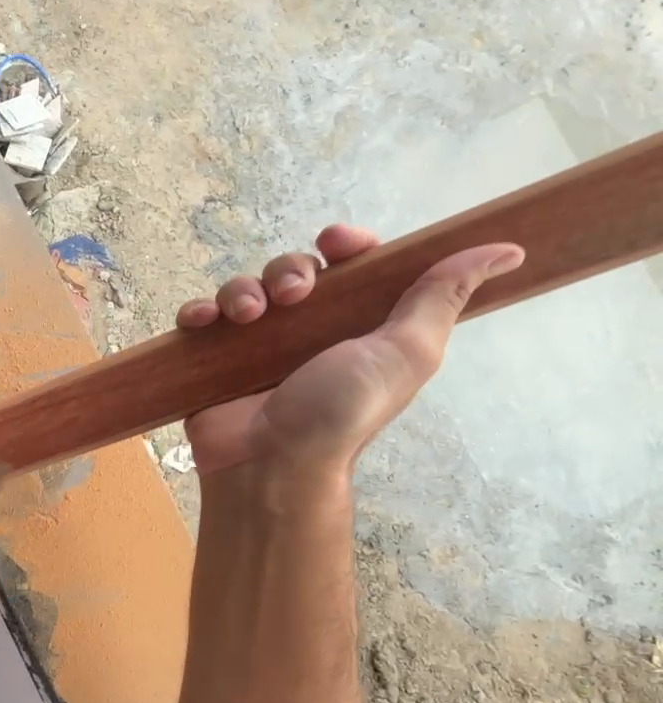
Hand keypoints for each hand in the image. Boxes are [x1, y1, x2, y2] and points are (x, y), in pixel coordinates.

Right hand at [175, 225, 523, 475]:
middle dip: (287, 271)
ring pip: (242, 291)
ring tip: (245, 316)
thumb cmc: (341, 410)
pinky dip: (197, 313)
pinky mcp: (209, 362)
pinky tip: (201, 322)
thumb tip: (506, 250)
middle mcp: (302, 331)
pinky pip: (198, 322)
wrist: (269, 461)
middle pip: (290, 272)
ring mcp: (252, 347)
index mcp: (353, 324)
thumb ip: (440, 298)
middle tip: (292, 297)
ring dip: (240, 291)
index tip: (335, 241)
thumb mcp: (405, 352)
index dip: (346, 246)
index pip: (350, 267)